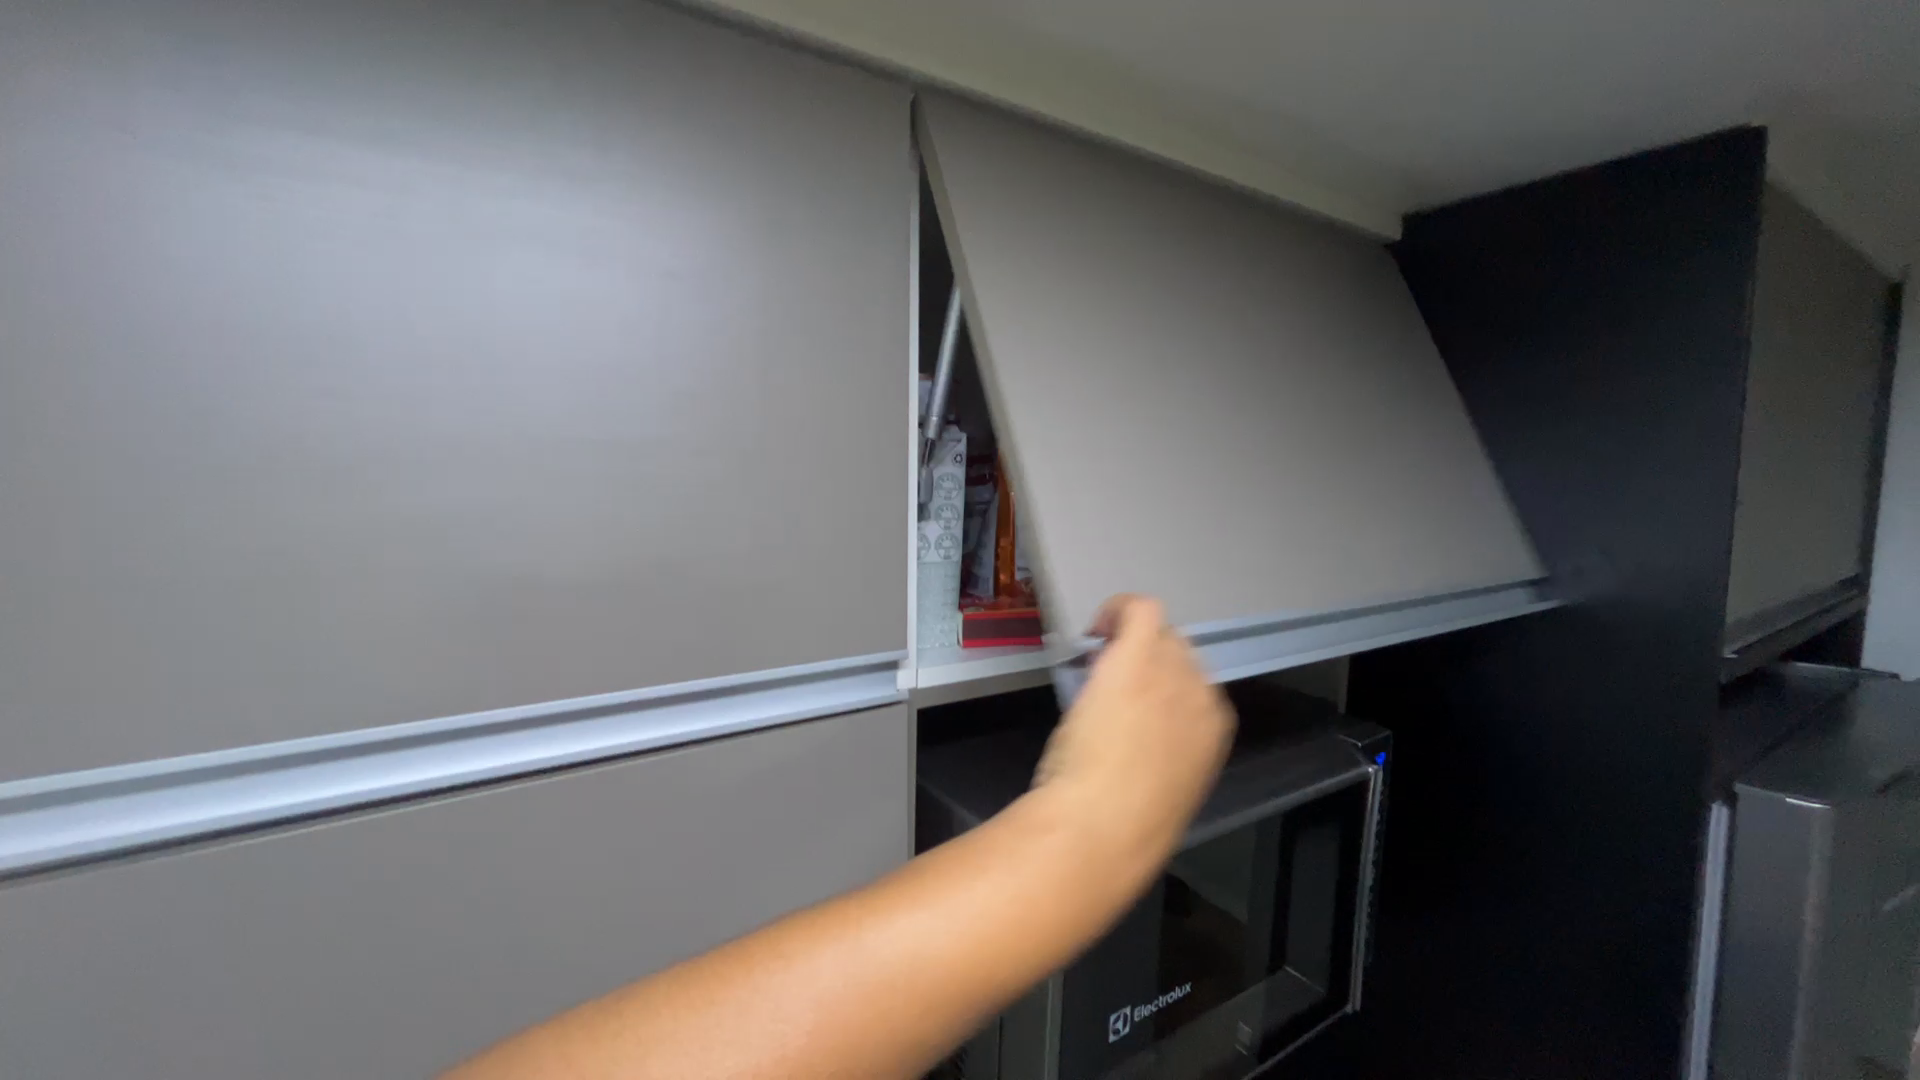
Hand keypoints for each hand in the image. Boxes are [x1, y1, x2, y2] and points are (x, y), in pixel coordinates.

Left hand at [1032, 595, 1235, 870]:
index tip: (1127, 700)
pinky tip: (1096, 625)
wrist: (1105, 822)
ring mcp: (1172, 671)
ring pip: (1158, 632)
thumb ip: (1161, 752)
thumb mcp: (1160, 785)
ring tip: (1097, 661)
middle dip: (1144, 660)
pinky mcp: (1140, 655)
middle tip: (1107, 681)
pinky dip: (1118, 608)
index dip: (1156, 686)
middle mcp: (1202, 694)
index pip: (1190, 687)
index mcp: (1212, 730)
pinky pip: (1140, 608)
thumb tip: (1138, 739)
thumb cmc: (1124, 820)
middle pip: (1177, 654)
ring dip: (1129, 641)